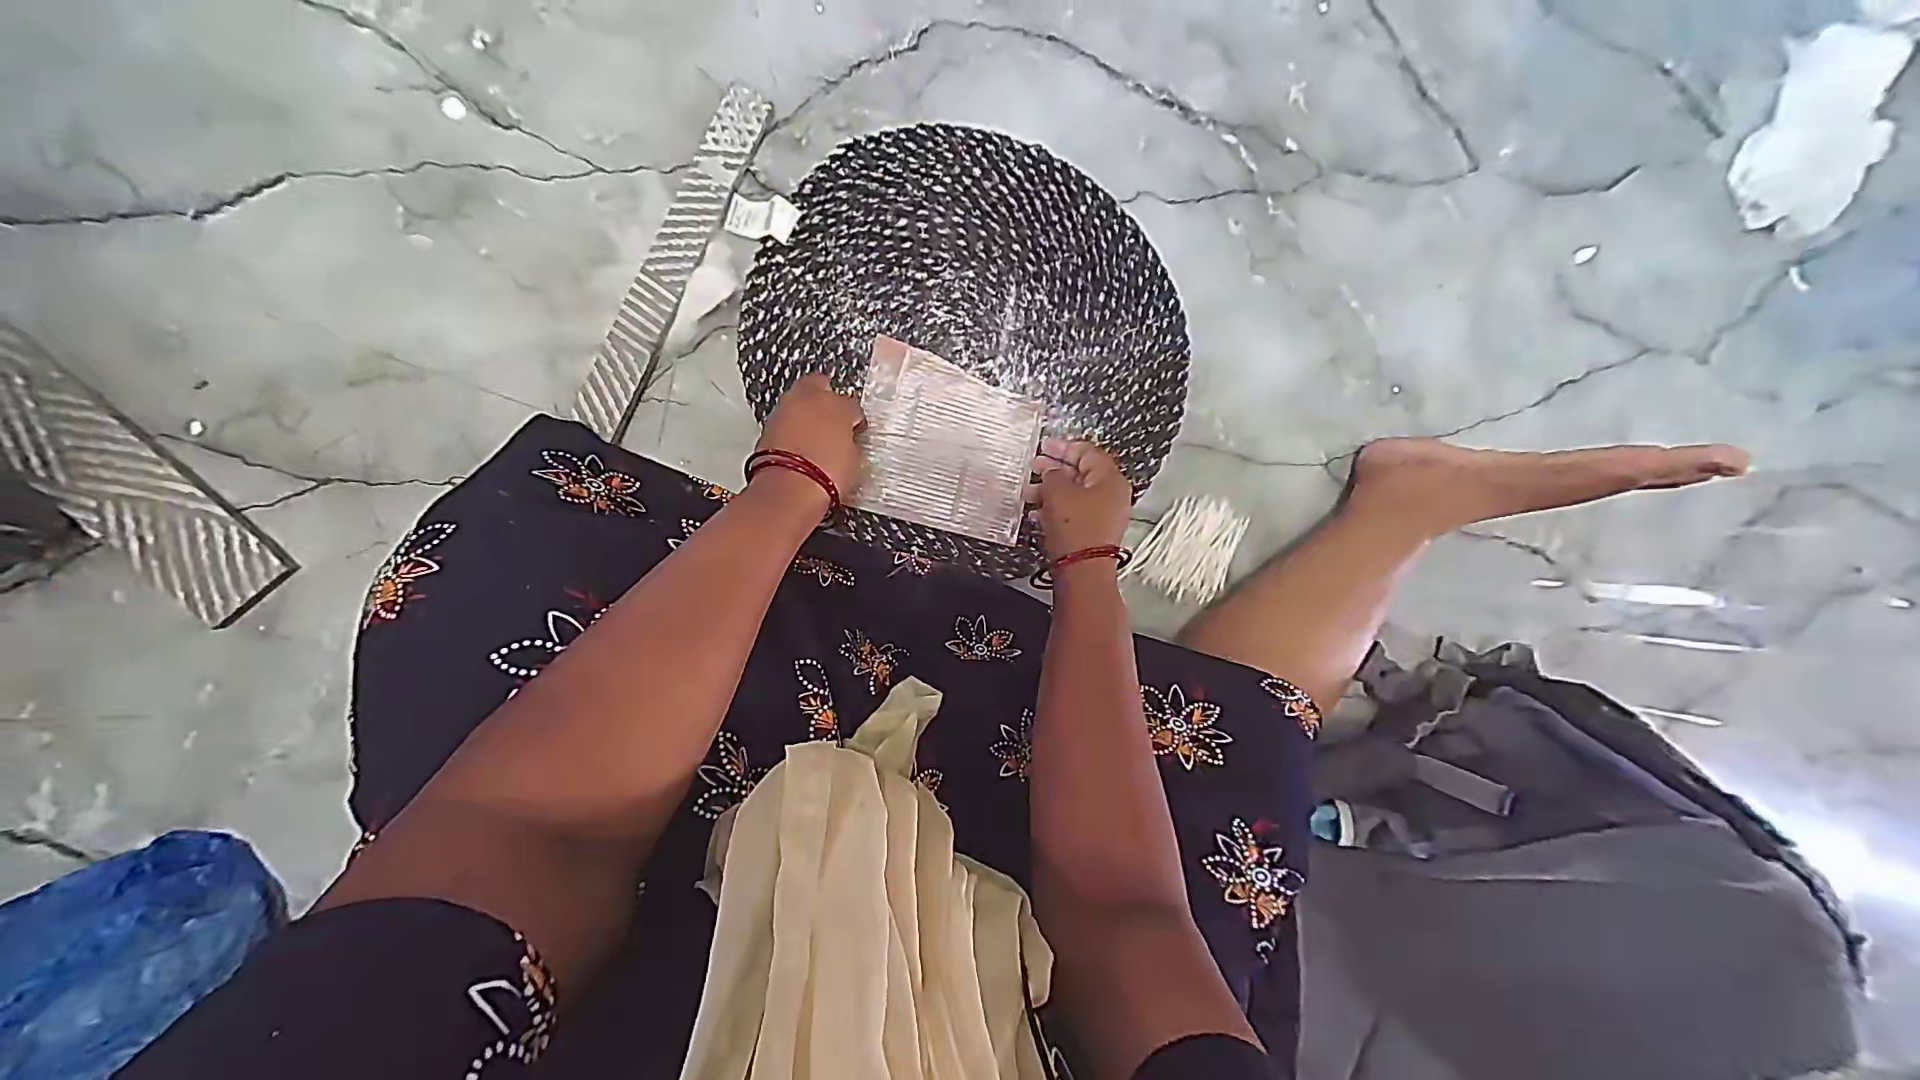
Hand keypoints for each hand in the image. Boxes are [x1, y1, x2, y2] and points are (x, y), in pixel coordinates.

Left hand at [755, 373, 865, 498]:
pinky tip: (799, 446)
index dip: (854, 418)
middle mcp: (808, 399)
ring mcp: (784, 410)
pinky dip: (791, 429)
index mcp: (837, 404)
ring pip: (798, 401)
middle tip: (833, 419)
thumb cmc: (825, 474)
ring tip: (815, 435)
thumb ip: (850, 443)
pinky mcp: (766, 427)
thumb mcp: (853, 461)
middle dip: (826, 398)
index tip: (855, 430)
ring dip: (806, 412)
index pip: (851, 404)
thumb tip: (846, 443)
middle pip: (818, 385)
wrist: (789, 490)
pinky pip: (785, 421)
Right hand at [1029, 439, 1131, 561]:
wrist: (1082, 571)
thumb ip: (1052, 474)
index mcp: (1110, 479)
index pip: (1087, 452)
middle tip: (1034, 467)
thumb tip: (1051, 472)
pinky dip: (1056, 509)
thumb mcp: (1057, 492)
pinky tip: (1037, 513)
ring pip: (1075, 494)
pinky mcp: (1093, 533)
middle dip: (1054, 469)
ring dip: (1051, 490)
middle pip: (1081, 473)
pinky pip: (1074, 513)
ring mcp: (1104, 515)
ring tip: (1029, 492)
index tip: (1044, 446)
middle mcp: (1112, 495)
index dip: (1063, 447)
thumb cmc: (1075, 528)